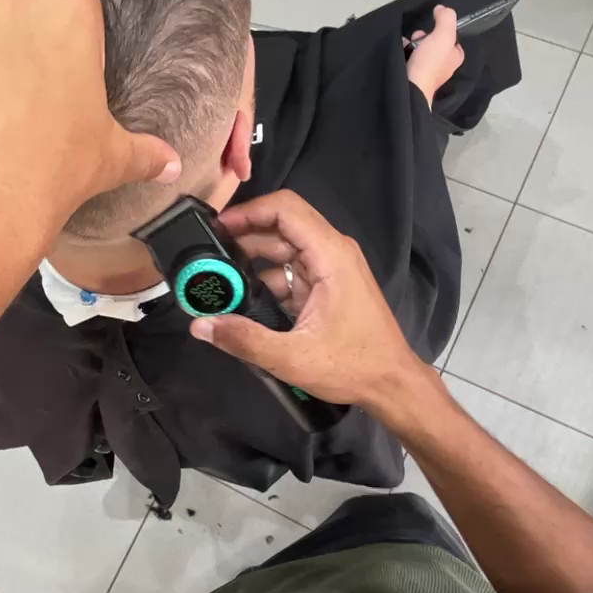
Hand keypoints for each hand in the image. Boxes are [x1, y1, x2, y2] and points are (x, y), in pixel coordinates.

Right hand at [187, 190, 432, 412]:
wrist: (393, 384)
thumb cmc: (353, 366)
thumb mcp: (292, 358)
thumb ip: (243, 339)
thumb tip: (199, 325)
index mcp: (330, 255)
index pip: (285, 208)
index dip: (249, 211)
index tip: (217, 227)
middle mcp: (332, 252)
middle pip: (282, 224)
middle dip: (243, 234)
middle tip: (208, 252)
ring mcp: (331, 268)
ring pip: (284, 248)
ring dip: (252, 259)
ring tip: (218, 278)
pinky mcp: (328, 286)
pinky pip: (291, 270)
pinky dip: (266, 279)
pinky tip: (242, 300)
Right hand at [404, 4, 464, 106]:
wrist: (410, 87)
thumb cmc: (430, 62)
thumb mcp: (444, 35)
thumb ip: (446, 18)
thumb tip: (441, 9)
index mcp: (455, 57)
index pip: (451, 37)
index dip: (441, 30)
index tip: (433, 29)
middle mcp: (443, 65)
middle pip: (433, 42)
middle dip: (423, 37)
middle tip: (418, 39)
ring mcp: (427, 72)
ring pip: (420, 50)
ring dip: (412, 44)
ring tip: (406, 45)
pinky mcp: (414, 76)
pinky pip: (409, 59)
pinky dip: (404, 53)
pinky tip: (400, 52)